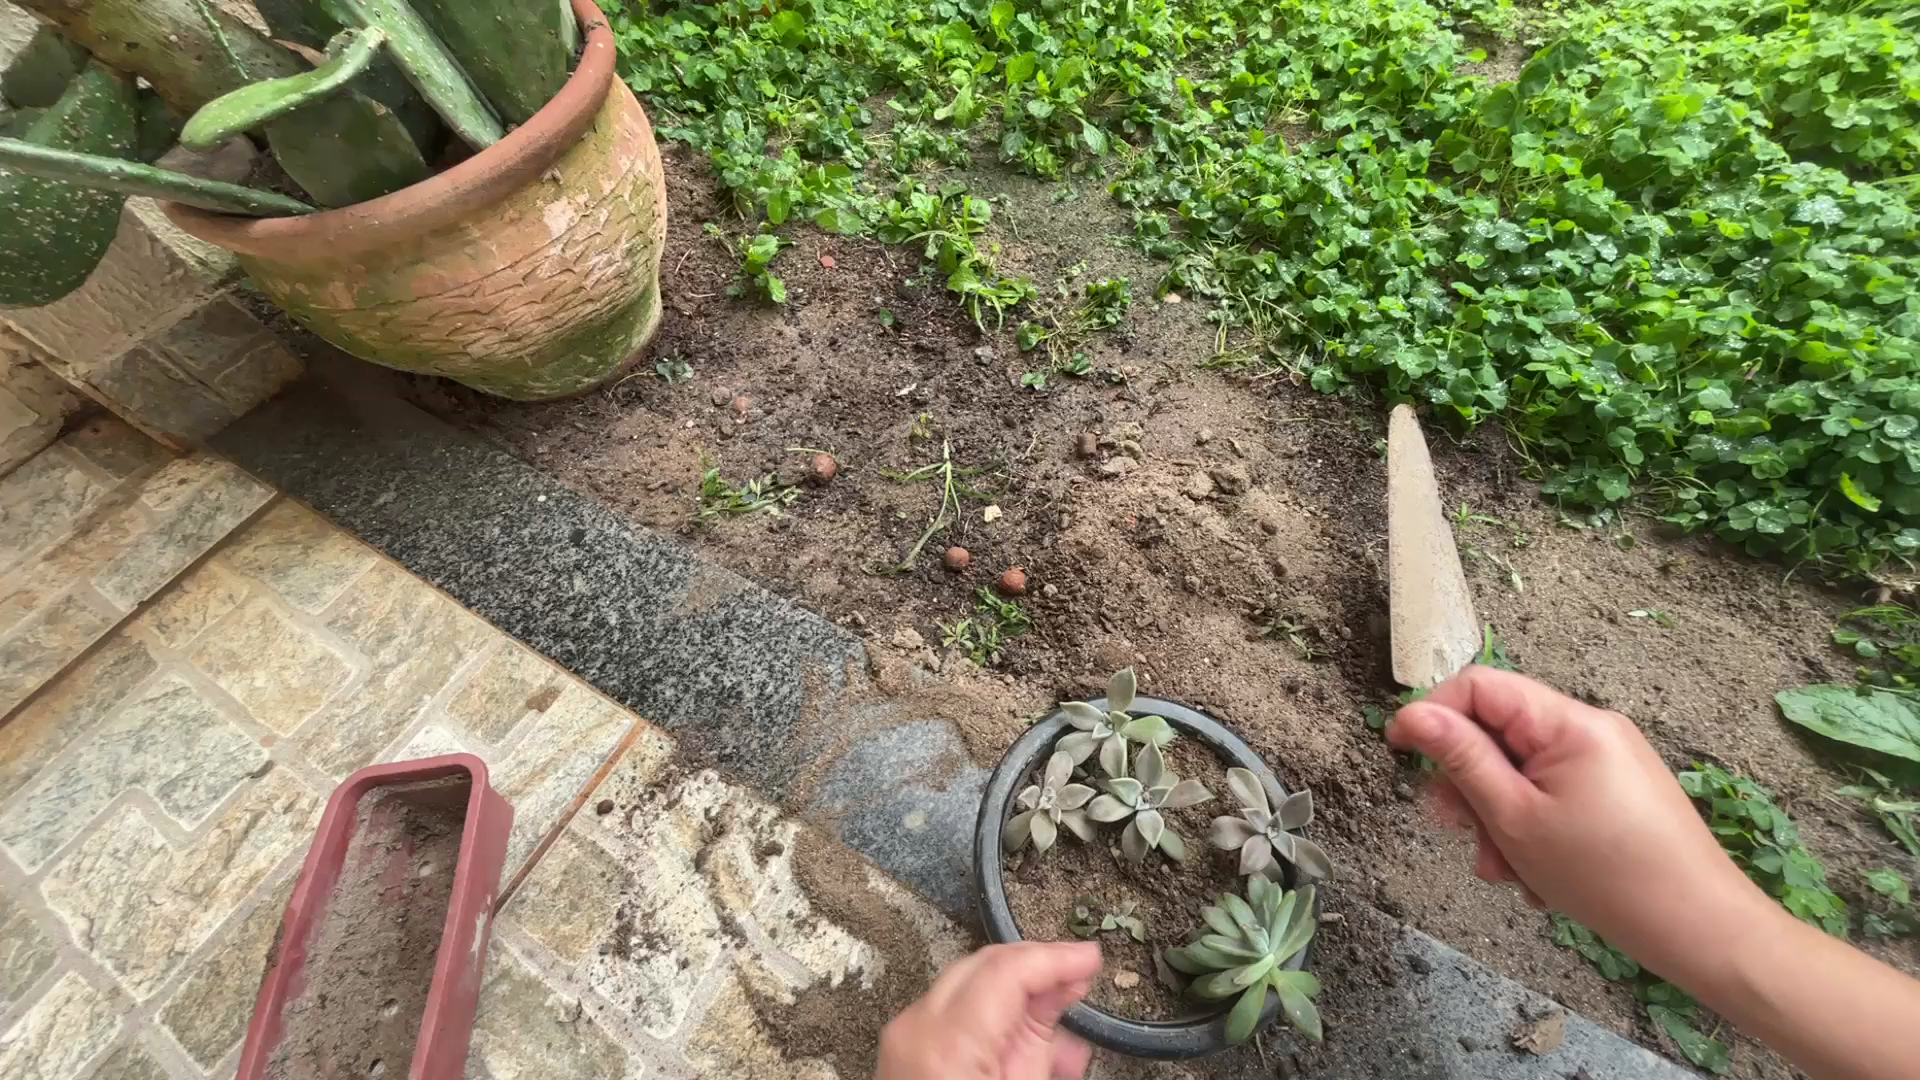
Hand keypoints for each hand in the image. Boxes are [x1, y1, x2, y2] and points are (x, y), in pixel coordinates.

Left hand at [877, 942, 1099, 1079]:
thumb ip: (1045, 1044)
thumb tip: (1067, 992)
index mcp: (949, 1043)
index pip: (1007, 970)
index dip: (1054, 957)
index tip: (1091, 956)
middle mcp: (918, 1025)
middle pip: (986, 965)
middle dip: (1036, 965)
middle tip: (1080, 974)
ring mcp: (905, 1034)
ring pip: (970, 980)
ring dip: (1016, 985)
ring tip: (1062, 1001)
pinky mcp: (903, 1046)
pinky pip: (954, 1008)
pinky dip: (992, 1008)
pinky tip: (1028, 1028)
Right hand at [1385, 666, 1771, 976]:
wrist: (1712, 942)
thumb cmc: (1606, 877)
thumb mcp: (1512, 815)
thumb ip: (1459, 756)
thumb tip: (1411, 713)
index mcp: (1569, 723)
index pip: (1478, 686)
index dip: (1432, 712)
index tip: (1403, 753)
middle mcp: (1588, 728)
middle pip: (1494, 730)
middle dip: (1465, 779)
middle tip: (1450, 826)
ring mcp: (1603, 759)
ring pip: (1514, 767)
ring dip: (1491, 812)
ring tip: (1497, 866)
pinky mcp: (1612, 788)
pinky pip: (1544, 788)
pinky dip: (1524, 823)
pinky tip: (1527, 869)